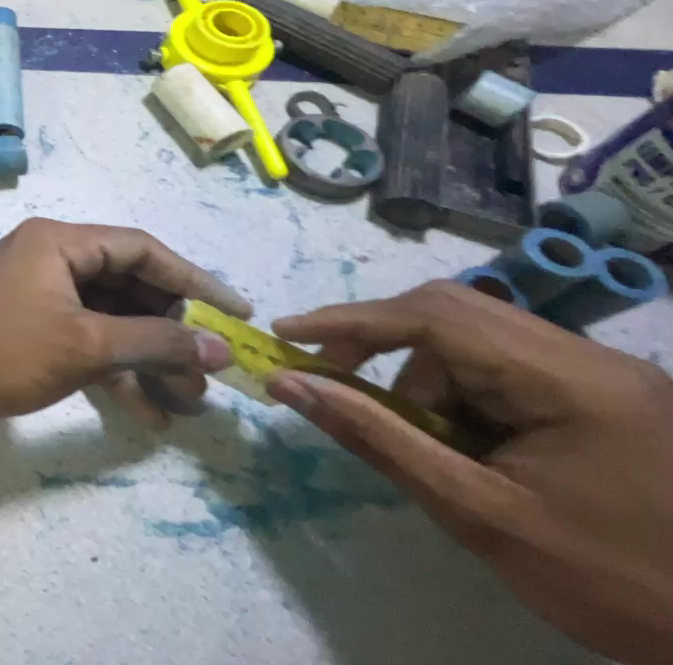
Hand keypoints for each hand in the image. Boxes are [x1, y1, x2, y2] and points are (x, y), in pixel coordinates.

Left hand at [0, 219, 241, 432]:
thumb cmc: (1, 351)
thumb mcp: (85, 346)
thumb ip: (155, 343)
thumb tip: (219, 348)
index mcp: (58, 242)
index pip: (142, 250)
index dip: (196, 282)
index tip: (238, 316)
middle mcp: (47, 256)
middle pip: (127, 284)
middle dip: (170, 331)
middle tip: (209, 372)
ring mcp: (34, 290)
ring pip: (107, 317)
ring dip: (145, 357)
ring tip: (187, 401)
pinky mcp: (25, 323)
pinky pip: (81, 337)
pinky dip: (111, 368)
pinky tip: (146, 411)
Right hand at [268, 282, 672, 663]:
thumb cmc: (609, 580)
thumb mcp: (478, 514)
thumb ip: (377, 438)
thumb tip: (287, 384)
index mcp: (574, 381)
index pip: (437, 315)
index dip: (351, 320)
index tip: (286, 334)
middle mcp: (593, 361)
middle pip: (454, 315)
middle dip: (381, 344)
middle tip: (332, 380)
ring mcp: (605, 378)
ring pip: (474, 343)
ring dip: (425, 380)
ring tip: (424, 442)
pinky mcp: (605, 399)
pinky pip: (505, 370)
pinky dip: (462, 397)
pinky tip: (464, 445)